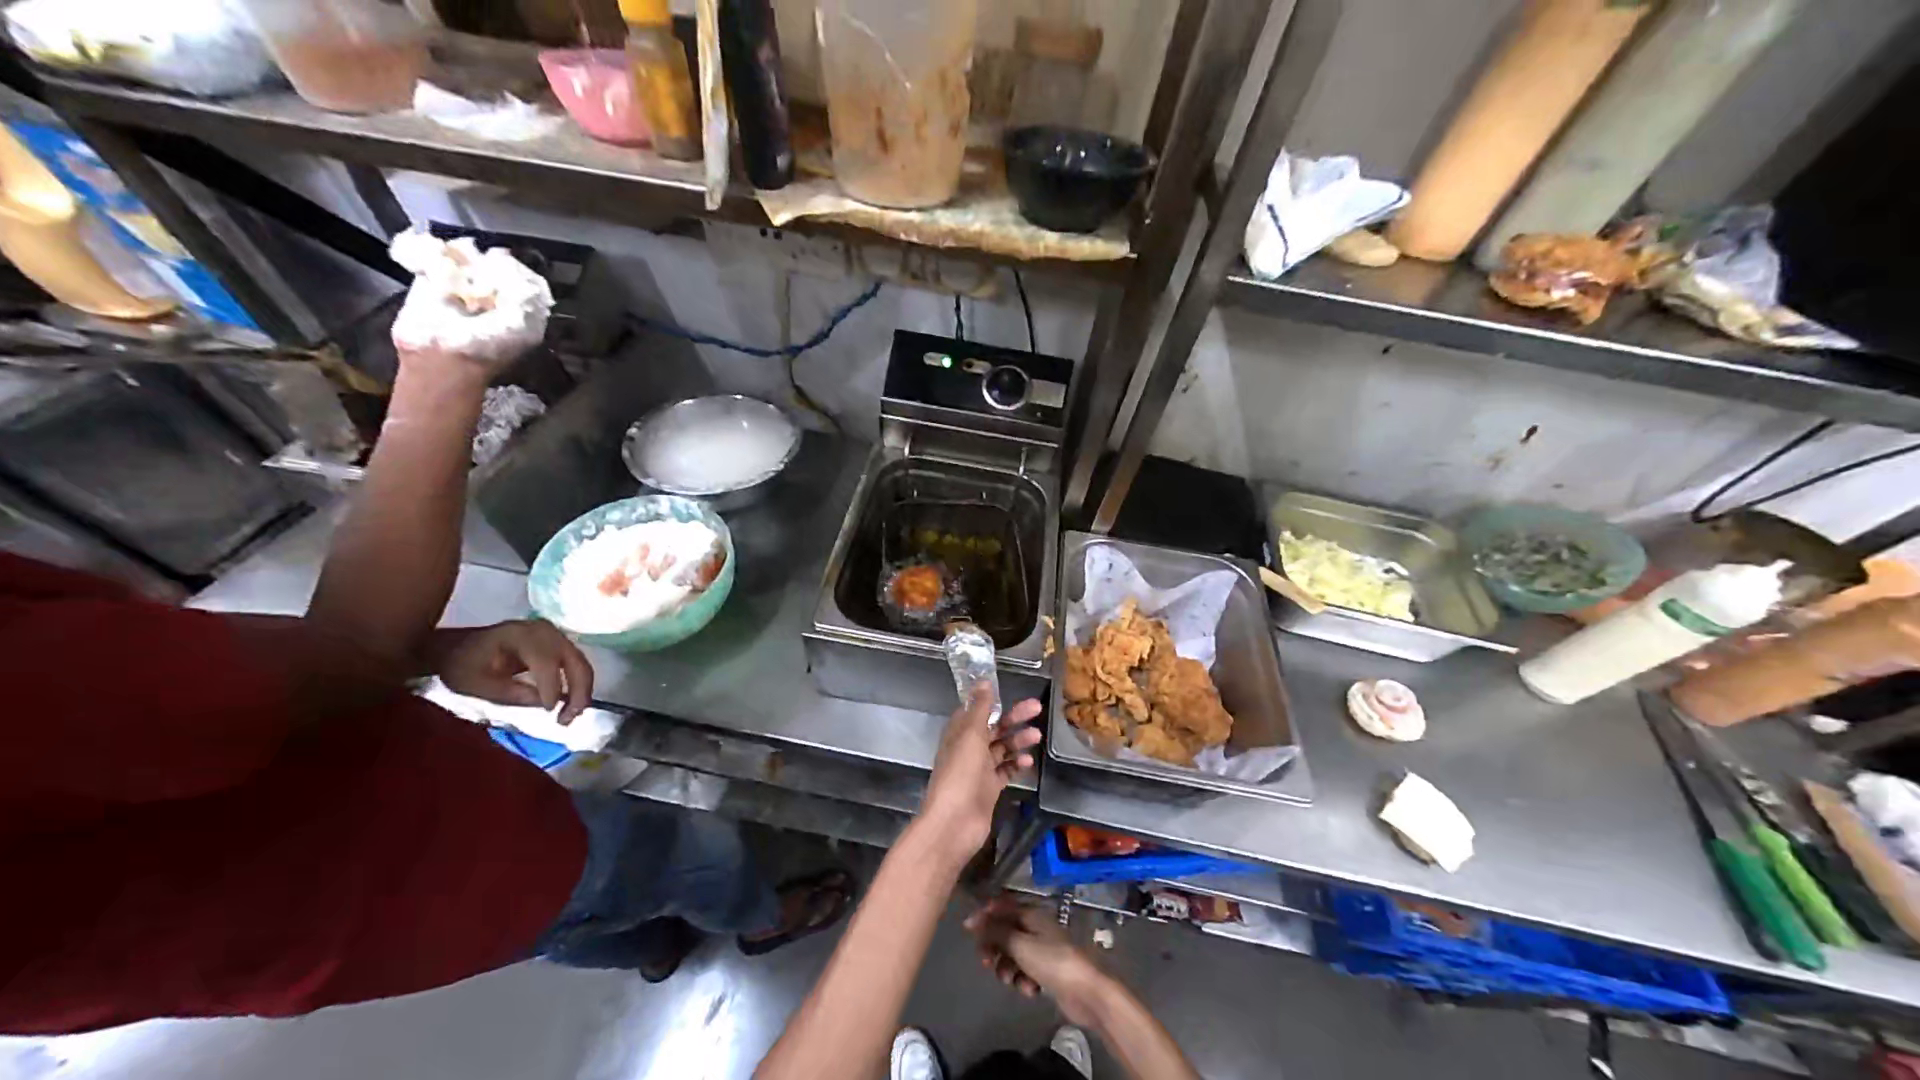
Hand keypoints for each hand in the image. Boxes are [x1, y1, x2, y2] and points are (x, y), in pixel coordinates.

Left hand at [434, 619, 592, 723]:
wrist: (460, 648)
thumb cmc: (464, 666)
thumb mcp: (476, 683)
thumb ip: (510, 693)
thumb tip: (545, 702)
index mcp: (520, 635)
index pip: (546, 660)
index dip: (551, 687)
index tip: (548, 713)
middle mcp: (545, 632)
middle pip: (575, 661)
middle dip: (578, 693)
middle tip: (567, 720)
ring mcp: (556, 637)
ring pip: (582, 664)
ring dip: (582, 692)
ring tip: (569, 716)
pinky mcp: (559, 645)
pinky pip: (577, 665)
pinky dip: (578, 685)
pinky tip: (570, 704)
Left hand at [918, 687, 1042, 865]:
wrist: (955, 822)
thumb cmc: (961, 774)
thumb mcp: (970, 735)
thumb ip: (980, 708)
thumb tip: (983, 681)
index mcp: (959, 733)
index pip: (976, 710)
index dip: (993, 701)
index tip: (1011, 692)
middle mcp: (968, 748)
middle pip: (993, 728)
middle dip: (1014, 718)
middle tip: (1038, 708)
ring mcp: (979, 770)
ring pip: (1001, 749)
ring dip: (1018, 741)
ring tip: (1037, 736)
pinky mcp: (989, 788)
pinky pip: (1005, 771)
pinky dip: (1016, 764)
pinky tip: (1028, 761)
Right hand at [964, 895, 1111, 1027]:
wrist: (1086, 992)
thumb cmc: (1052, 961)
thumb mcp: (1019, 944)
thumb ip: (995, 931)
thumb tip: (972, 920)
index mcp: (1032, 913)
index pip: (1002, 907)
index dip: (984, 915)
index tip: (968, 930)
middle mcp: (1036, 927)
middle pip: (1005, 932)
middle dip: (994, 947)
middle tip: (986, 962)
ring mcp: (1042, 950)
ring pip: (1012, 954)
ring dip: (1007, 968)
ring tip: (1012, 980)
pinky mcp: (1046, 971)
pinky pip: (1024, 971)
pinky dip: (1023, 980)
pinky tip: (1030, 990)